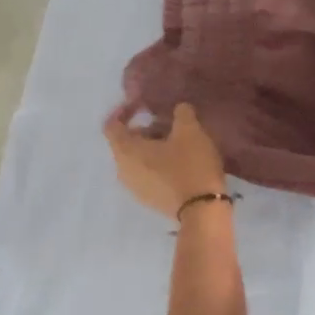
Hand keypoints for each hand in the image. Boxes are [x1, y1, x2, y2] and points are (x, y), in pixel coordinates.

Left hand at [105, 102, 227, 219]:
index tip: (144, 105)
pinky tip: (182, 165)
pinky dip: (158, 165)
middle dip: (147, 130)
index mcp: (125, 150)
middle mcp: (122, 169)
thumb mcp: (191, 131)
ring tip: (180, 146)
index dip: (125, 111)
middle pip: (127, 142)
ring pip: (138, 160)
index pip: (112, 124)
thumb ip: (181, 113)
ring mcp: (134, 188)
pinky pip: (147, 175)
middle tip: (172, 126)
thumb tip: (178, 109)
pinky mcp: (148, 200)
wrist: (202, 209)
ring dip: (154, 149)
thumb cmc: (191, 165)